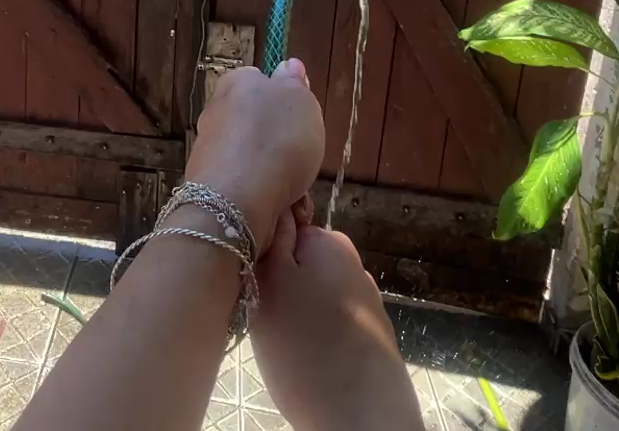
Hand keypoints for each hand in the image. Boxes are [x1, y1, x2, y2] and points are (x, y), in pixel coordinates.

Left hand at [184, 60, 323, 255]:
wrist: (236, 201)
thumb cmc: (276, 140)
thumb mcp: (300, 100)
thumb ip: (295, 83)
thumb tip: (288, 66)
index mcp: (235, 84)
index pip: (260, 82)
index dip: (285, 101)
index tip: (301, 120)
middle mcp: (217, 113)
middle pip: (262, 129)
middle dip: (287, 151)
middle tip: (303, 162)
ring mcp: (212, 152)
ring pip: (261, 165)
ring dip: (284, 184)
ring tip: (297, 200)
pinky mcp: (212, 188)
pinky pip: (252, 193)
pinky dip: (271, 205)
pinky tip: (283, 215)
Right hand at [252, 214, 425, 430]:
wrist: (363, 423)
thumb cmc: (305, 346)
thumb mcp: (271, 282)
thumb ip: (273, 237)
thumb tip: (277, 207)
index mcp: (328, 241)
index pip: (282, 224)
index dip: (261, 248)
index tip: (249, 276)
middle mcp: (351, 263)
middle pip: (298, 260)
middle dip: (279, 280)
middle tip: (262, 311)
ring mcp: (363, 300)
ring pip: (312, 292)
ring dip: (295, 309)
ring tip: (283, 340)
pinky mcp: (369, 337)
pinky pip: (328, 321)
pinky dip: (315, 334)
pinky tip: (306, 358)